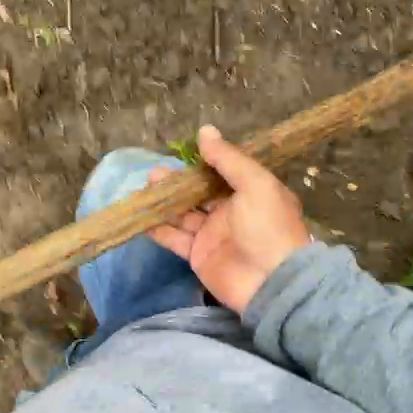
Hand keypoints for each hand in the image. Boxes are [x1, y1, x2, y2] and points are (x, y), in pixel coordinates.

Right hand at [148, 125, 311, 313]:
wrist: (271, 281)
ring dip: (164, 203)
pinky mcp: (197, 256)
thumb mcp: (255, 184)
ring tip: (145, 190)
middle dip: (176, 184)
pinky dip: (158, 229)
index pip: (221, 174)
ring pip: (183, 214)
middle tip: (153, 174)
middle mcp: (230, 213)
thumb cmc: (268, 227)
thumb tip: (205, 131)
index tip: (179, 155)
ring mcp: (212, 235)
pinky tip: (142, 218)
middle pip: (198, 194)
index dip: (201, 165)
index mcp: (250, 194)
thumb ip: (228, 159)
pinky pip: (174, 238)